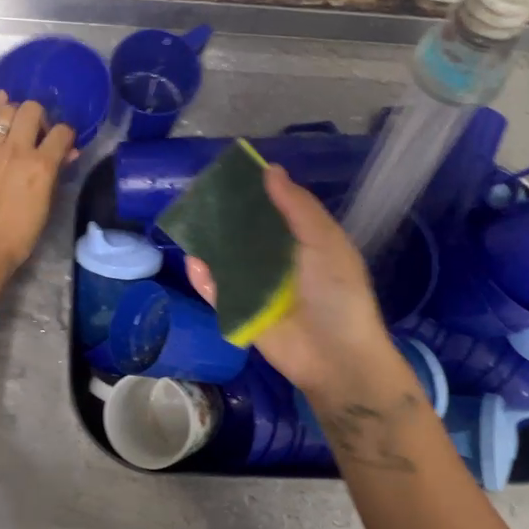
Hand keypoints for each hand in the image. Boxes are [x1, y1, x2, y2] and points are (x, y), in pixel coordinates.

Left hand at [0, 94, 75, 275]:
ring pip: (6, 109)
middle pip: (32, 110)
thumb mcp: (46, 204)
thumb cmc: (20, 234)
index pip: (61, 133)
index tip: (64, 142)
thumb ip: (57, 173)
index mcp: (40, 166)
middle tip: (39, 132)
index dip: (66, 135)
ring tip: (18, 121)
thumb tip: (68, 153)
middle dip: (41, 116)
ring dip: (16, 110)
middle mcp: (16, 150)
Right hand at [186, 166, 408, 404]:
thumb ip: (297, 207)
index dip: (257, 192)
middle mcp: (280, 262)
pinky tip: (195, 263)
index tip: (233, 172)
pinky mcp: (242, 314)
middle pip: (247, 233)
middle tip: (201, 195)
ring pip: (228, 261)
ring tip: (190, 224)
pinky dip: (205, 279)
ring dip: (211, 245)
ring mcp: (259, 289)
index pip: (276, 210)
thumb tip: (270, 170)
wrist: (335, 357)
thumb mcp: (325, 242)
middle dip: (226, 216)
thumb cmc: (338, 294)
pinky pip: (218, 293)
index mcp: (305, 242)